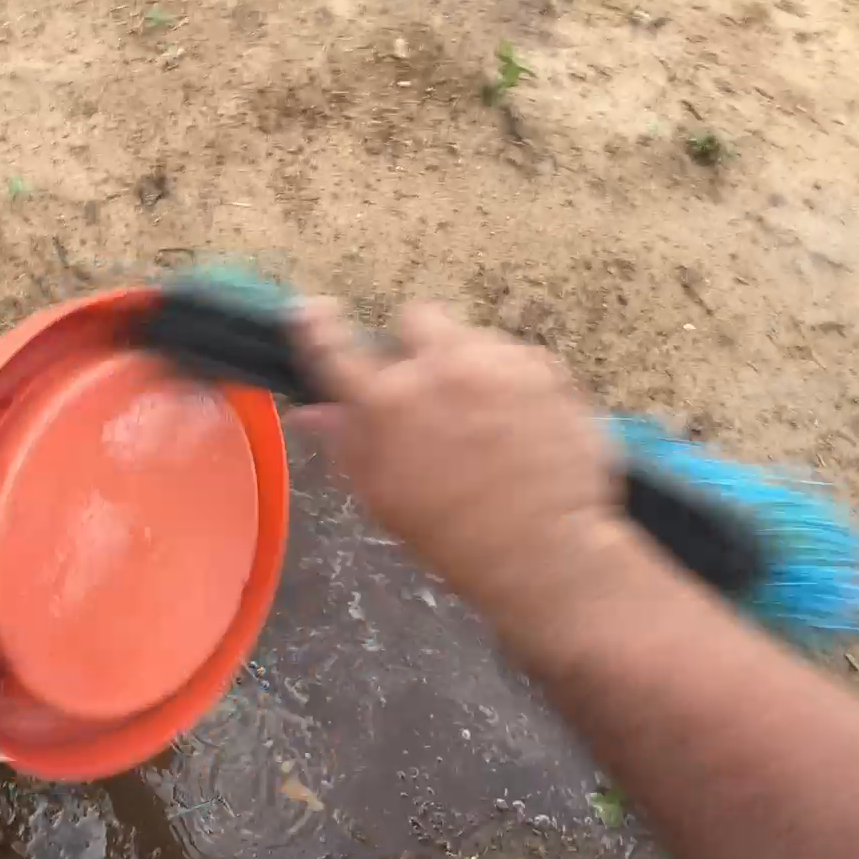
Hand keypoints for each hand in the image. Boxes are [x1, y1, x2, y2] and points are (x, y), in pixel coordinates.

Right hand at [289, 298, 638, 633]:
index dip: (318, 328)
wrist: (537, 548)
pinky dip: (511, 380)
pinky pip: (519, 357)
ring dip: (467, 363)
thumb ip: (342, 441)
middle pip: (418, 317)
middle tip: (424, 381)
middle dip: (416, 342)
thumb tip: (309, 414)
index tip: (309, 311)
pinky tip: (514, 421)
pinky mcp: (549, 372)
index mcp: (386, 402)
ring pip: (473, 337)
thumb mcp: (376, 492)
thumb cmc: (442, 529)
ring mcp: (500, 364)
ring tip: (478, 412)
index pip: (336, 349)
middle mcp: (440, 368)